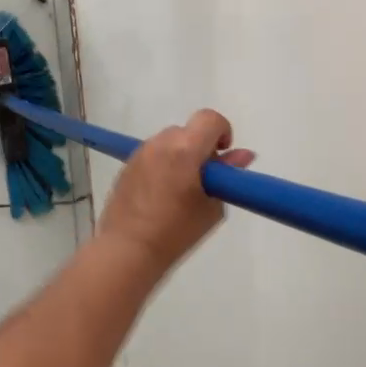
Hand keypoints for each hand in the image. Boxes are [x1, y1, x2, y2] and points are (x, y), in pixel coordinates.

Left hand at [96, 110, 255, 274]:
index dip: (222, 132)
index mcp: (184, 149)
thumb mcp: (211, 206)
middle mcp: (159, 144)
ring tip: (179, 191)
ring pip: (167, 143)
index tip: (222, 159)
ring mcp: (138, 154)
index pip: (209, 118)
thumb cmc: (176, 231)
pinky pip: (151, 156)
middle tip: (203, 180)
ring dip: (179, 156)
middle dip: (199, 148)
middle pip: (187, 132)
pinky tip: (159, 196)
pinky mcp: (125, 167)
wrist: (128, 248)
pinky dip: (161, 166)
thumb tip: (240, 156)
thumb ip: (227, 176)